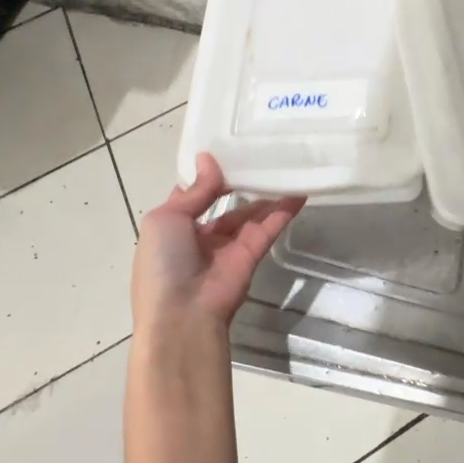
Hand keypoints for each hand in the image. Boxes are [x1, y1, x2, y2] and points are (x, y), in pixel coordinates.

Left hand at [132, 153, 304, 334]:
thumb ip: (196, 191)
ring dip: (266, 194)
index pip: (192, 196)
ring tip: (285, 166)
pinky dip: (284, 210)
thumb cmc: (163, 263)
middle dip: (240, 181)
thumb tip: (209, 158)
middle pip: (225, 204)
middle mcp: (200, 236)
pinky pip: (270, 227)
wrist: (183, 314)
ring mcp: (228, 246)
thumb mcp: (166, 219)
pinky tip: (300, 190)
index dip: (205, 175)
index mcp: (173, 228)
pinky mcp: (253, 254)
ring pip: (250, 214)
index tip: (225, 149)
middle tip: (261, 153)